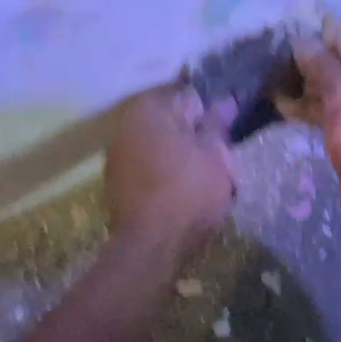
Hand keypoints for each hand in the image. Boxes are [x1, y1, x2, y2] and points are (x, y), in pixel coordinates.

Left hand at [104, 86, 236, 249]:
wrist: (151, 246)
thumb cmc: (189, 192)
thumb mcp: (215, 155)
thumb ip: (217, 124)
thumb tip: (226, 101)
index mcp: (149, 109)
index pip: (186, 95)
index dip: (209, 112)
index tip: (226, 131)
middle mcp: (125, 124)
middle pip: (169, 121)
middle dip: (192, 134)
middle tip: (218, 157)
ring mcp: (116, 155)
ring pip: (157, 145)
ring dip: (177, 154)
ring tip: (201, 178)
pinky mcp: (115, 182)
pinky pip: (146, 167)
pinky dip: (162, 173)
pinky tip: (179, 192)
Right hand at [281, 19, 340, 221]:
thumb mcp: (339, 90)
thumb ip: (317, 61)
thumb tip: (298, 40)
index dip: (311, 34)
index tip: (279, 40)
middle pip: (337, 56)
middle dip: (304, 61)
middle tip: (269, 64)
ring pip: (331, 83)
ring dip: (303, 85)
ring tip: (268, 85)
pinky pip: (332, 105)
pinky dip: (310, 105)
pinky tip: (281, 106)